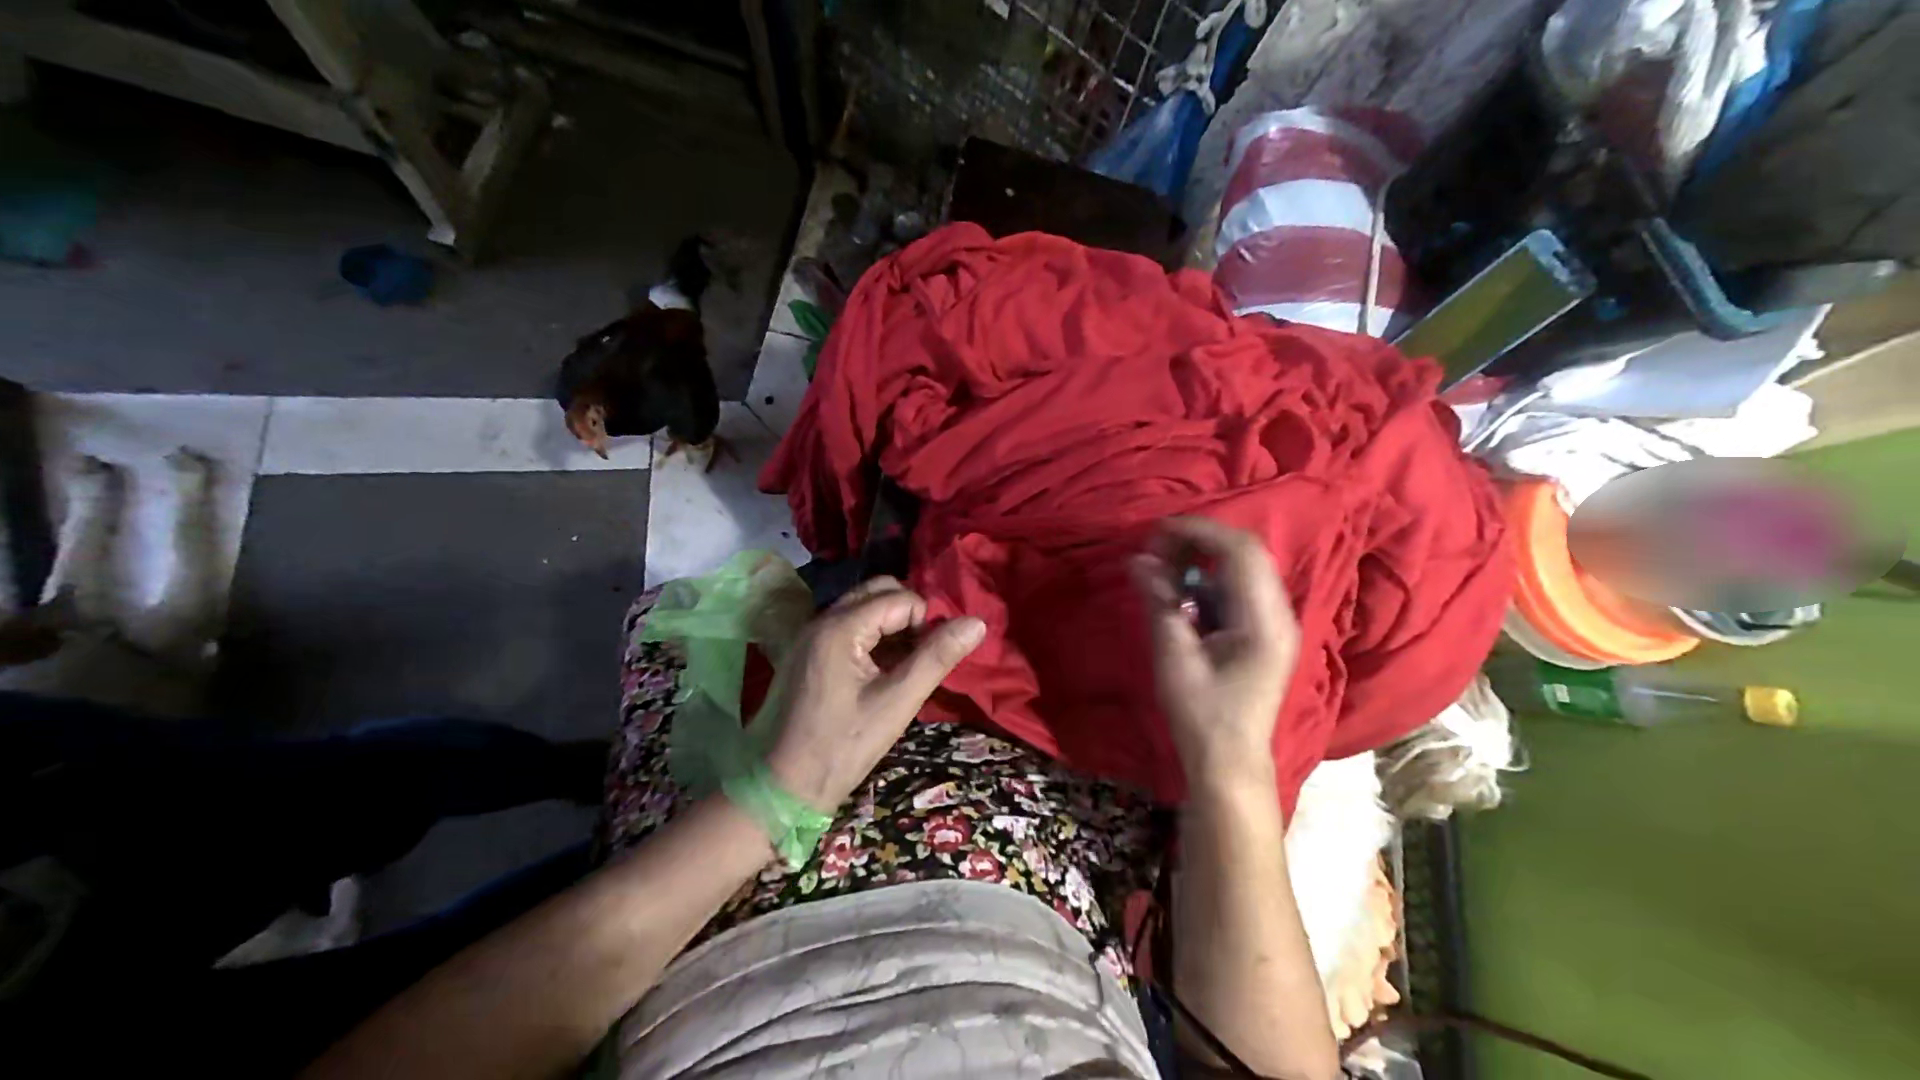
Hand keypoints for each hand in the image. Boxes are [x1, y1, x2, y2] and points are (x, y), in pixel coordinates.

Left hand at [765, 577, 985, 810]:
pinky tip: (883, 670)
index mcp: (840, 627)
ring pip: (863, 607)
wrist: (784, 786)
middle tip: (922, 654)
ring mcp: (809, 635)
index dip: (926, 622)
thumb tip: (976, 623)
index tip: (931, 658)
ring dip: (891, 625)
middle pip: (878, 592)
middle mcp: (821, 620)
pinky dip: (871, 636)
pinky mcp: (807, 652)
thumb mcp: (897, 702)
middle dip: (909, 614)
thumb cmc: (844, 746)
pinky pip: (847, 626)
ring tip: (907, 663)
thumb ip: (937, 658)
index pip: (900, 599)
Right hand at [1131, 517, 1300, 795]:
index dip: (1199, 531)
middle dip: (1200, 540)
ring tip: (1163, 565)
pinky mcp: (1262, 633)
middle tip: (1157, 547)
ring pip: (1243, 569)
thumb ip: (1161, 603)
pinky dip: (1209, 580)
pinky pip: (1238, 589)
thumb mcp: (1174, 658)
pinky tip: (1180, 591)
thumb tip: (1139, 560)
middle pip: (1246, 554)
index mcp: (1264, 621)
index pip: (1241, 553)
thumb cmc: (1202, 715)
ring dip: (1204, 558)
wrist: (1229, 763)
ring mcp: (1275, 623)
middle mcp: (1279, 614)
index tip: (1157, 532)